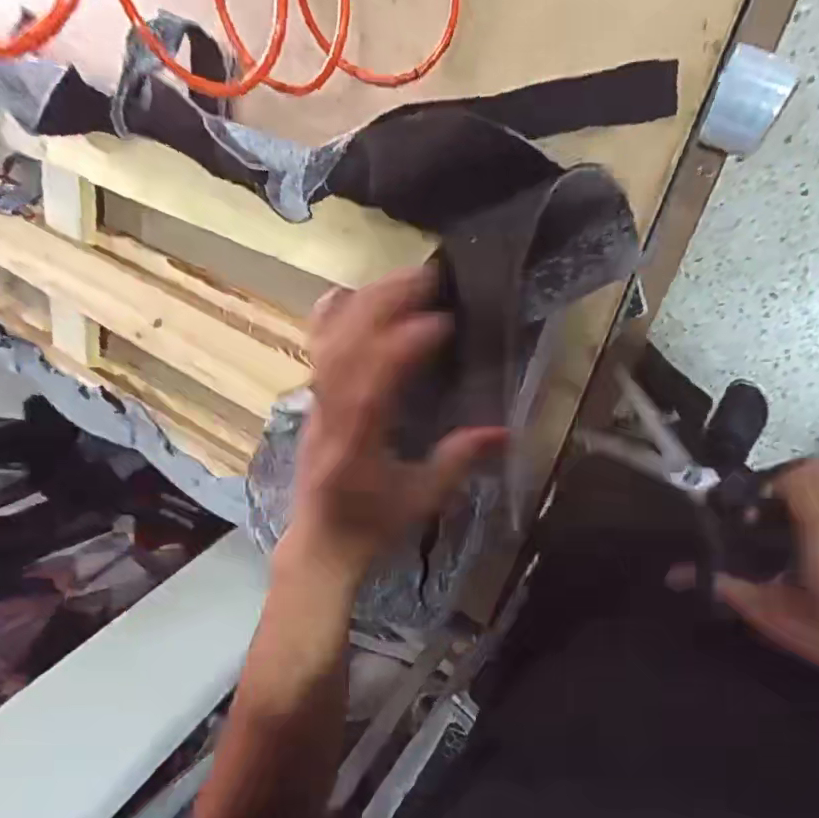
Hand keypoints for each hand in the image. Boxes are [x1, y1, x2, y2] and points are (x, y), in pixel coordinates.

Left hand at [286, 267, 506, 578]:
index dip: (403, 347)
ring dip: (366, 302)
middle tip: (427, 277)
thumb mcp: (424, 499)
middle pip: (346, 346)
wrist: (322, 540)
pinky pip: (317, 347)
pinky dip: (332, 315)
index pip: (373, 385)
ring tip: (403, 277)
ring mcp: (315, 402)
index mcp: (356, 444)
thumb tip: (504, 430)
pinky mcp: (313, 397)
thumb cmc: (374, 524)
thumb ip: (459, 460)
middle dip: (384, 305)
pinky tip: (350, 292)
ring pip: (330, 340)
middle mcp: (329, 414)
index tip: (440, 321)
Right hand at [717, 459, 818, 709]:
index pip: (797, 479)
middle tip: (763, 508)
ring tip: (785, 517)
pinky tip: (814, 534)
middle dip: (785, 478)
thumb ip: (731, 588)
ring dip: (807, 485)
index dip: (767, 484)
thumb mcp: (778, 619)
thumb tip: (677, 575)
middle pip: (818, 469)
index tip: (748, 509)